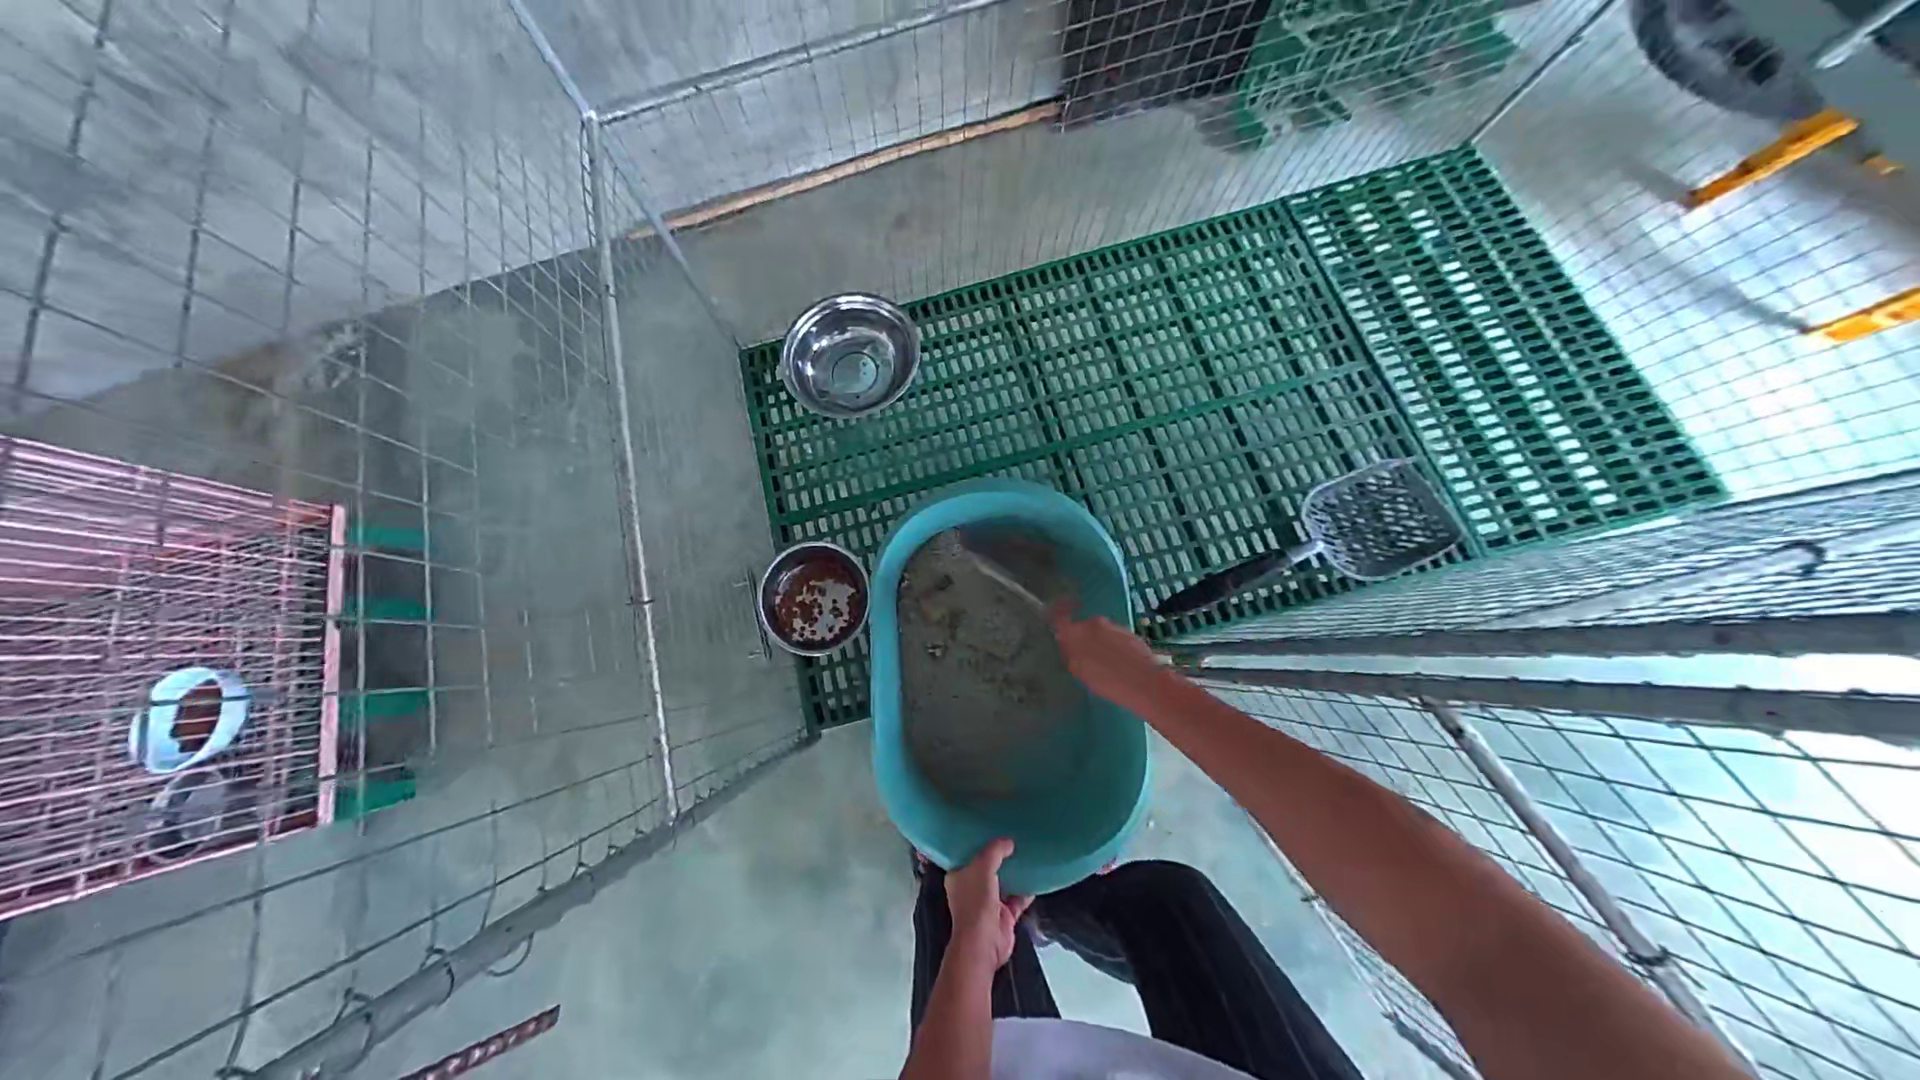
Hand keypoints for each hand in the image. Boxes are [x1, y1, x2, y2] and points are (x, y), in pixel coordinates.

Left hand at [945, 838, 1032, 972]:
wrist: (983, 943)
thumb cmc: (976, 901)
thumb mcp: (983, 866)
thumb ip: (995, 851)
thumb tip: (1008, 842)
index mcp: (958, 876)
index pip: (968, 854)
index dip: (979, 843)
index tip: (992, 829)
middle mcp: (971, 888)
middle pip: (987, 867)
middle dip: (1000, 856)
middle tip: (1014, 838)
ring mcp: (988, 903)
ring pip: (1004, 882)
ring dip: (1015, 873)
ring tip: (1028, 854)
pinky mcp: (1004, 916)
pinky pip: (1018, 899)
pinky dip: (1026, 890)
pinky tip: (1036, 878)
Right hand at [1049, 601, 1165, 707]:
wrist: (1146, 682)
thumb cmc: (1109, 681)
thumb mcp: (1081, 672)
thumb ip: (1071, 654)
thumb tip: (1064, 641)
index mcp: (1078, 633)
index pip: (1061, 616)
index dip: (1057, 613)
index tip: (1055, 614)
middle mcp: (1095, 624)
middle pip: (1082, 627)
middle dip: (1081, 638)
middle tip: (1084, 658)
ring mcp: (1114, 627)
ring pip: (1100, 632)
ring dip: (1099, 643)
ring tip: (1105, 665)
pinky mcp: (1130, 633)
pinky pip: (1114, 637)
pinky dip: (1113, 646)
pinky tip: (1119, 664)